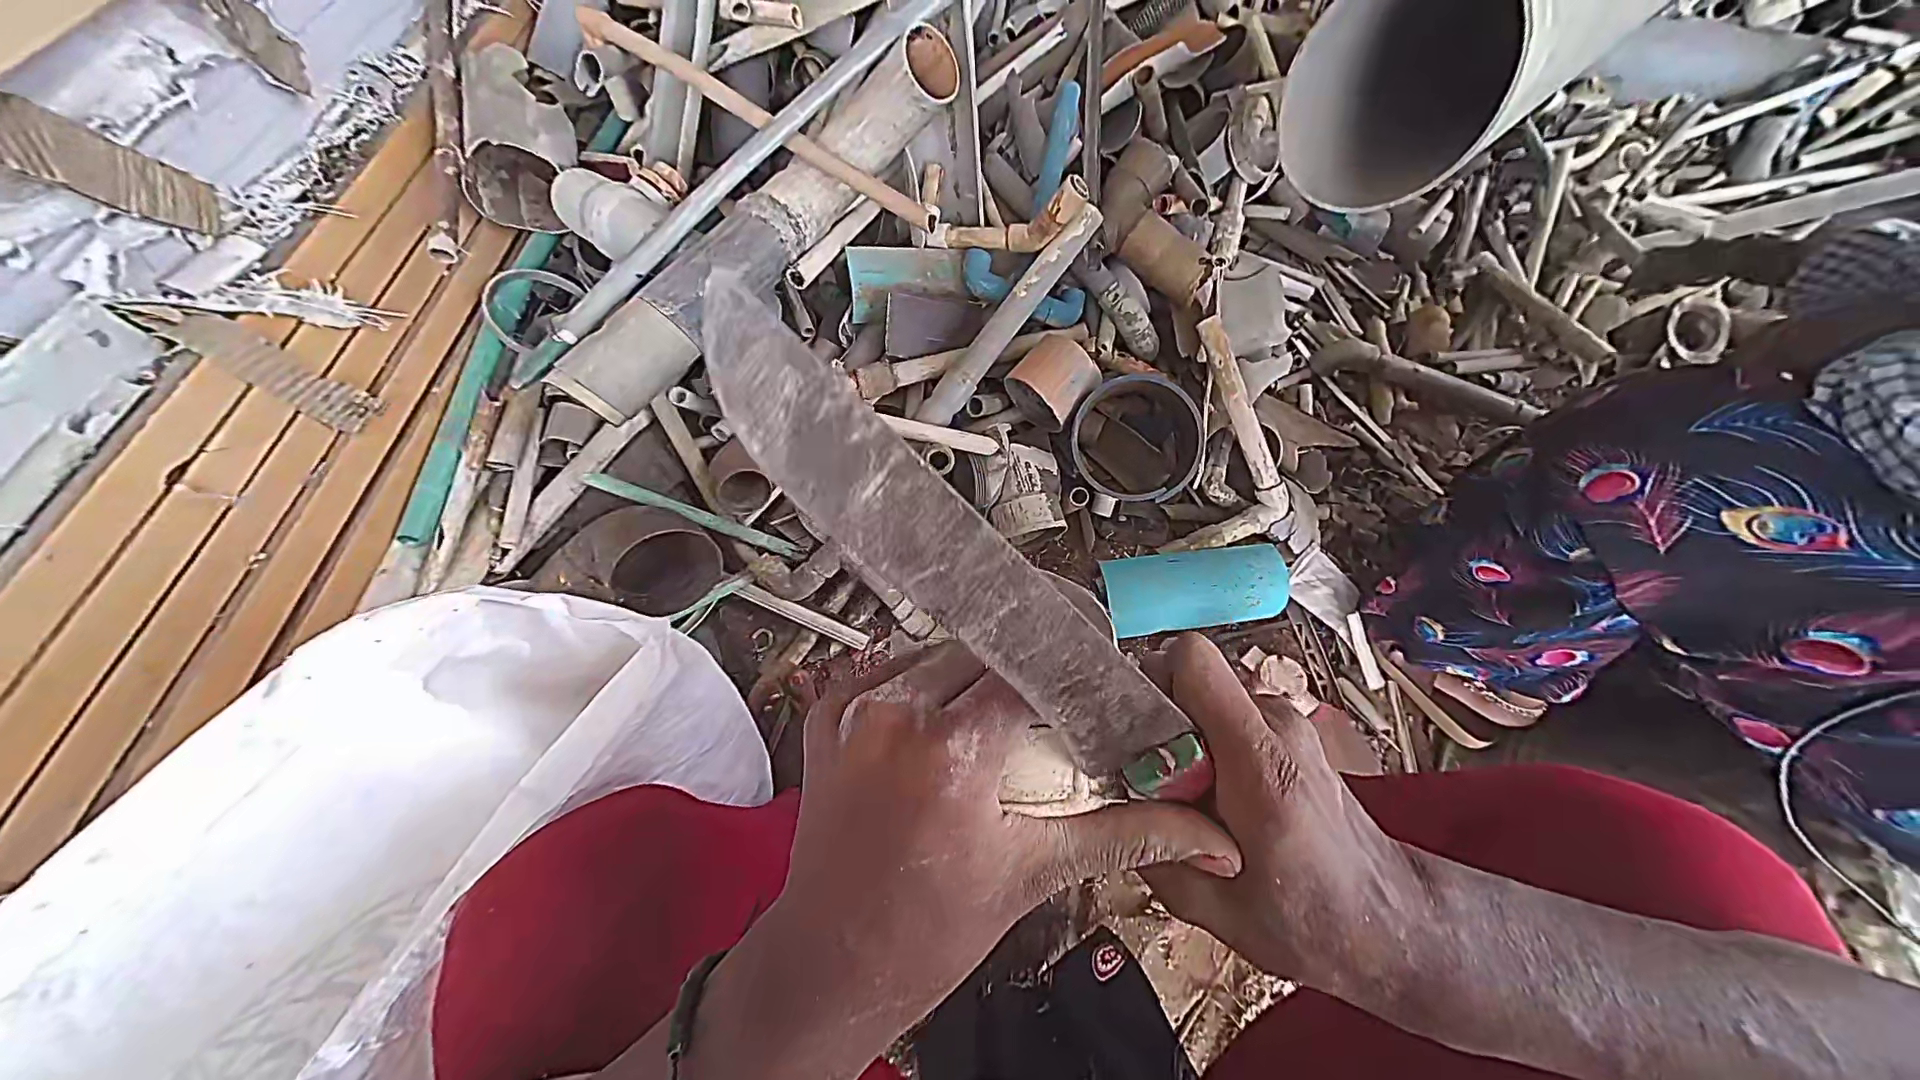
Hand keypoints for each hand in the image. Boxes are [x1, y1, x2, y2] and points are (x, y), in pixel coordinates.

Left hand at [688, 642, 1240, 1078]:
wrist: (833, 958)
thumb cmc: (934, 927)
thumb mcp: (1034, 872)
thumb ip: (1125, 834)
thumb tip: (1212, 842)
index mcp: (952, 750)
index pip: (1029, 670)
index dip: (1069, 661)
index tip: (1095, 660)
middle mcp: (896, 713)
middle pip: (983, 651)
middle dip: (1026, 660)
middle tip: (1056, 677)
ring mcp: (852, 707)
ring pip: (935, 651)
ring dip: (975, 663)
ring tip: (1007, 690)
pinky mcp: (826, 712)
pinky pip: (888, 666)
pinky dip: (924, 675)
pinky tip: (947, 700)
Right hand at [1139, 634, 1427, 998]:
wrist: (1391, 923)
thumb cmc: (1316, 923)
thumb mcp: (1216, 909)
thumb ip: (1154, 854)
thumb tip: (1111, 813)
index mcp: (1259, 761)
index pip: (1192, 662)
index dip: (1148, 678)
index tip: (1129, 725)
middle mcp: (1276, 724)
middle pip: (1189, 676)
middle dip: (1155, 715)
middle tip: (1147, 772)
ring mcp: (1285, 722)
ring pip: (1204, 694)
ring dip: (1179, 730)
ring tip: (1180, 790)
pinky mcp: (1286, 730)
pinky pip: (1223, 711)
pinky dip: (1202, 739)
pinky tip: (1208, 791)